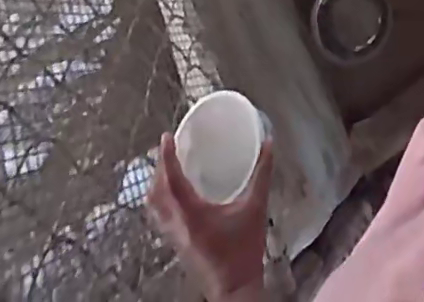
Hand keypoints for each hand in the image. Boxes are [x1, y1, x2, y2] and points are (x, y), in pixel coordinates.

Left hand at [147, 132, 272, 299]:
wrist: (235, 289)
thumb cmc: (245, 248)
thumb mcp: (257, 207)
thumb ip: (262, 173)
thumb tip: (268, 142)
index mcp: (192, 215)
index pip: (172, 181)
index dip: (167, 158)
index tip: (166, 138)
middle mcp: (177, 225)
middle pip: (157, 193)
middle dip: (159, 168)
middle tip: (168, 147)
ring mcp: (174, 237)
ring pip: (154, 207)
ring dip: (157, 184)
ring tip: (168, 165)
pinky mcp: (176, 243)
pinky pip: (159, 216)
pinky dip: (161, 198)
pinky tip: (174, 191)